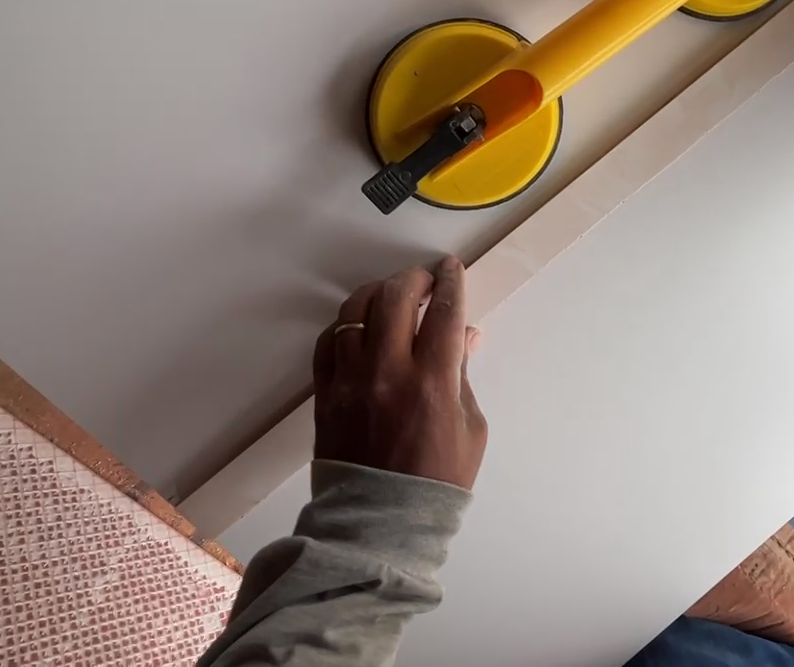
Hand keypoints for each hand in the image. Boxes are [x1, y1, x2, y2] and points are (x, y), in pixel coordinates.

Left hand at [313, 257, 486, 489]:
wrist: (379, 525)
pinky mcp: (324, 393)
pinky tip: (361, 326)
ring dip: (378, 292)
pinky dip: (346, 324)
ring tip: (392, 296)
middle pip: (396, 297)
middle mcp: (388, 372)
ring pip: (355, 310)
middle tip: (425, 281)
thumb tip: (465, 334)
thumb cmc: (436, 478)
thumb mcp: (470, 427)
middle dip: (414, 278)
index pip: (444, 311)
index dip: (451, 282)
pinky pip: (328, 340)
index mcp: (432, 382)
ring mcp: (350, 381)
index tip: (452, 268)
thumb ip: (463, 374)